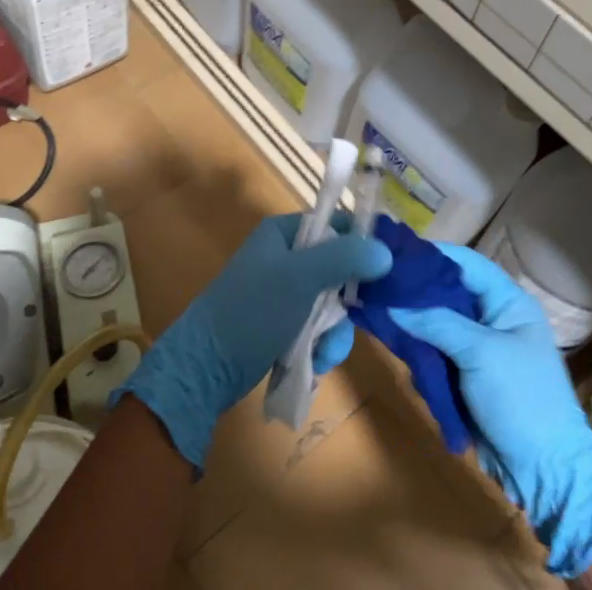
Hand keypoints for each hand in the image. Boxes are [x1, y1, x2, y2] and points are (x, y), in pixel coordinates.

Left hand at [114, 212, 391, 469]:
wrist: (204, 368)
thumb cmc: (251, 311)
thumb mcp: (300, 278)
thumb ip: (344, 258)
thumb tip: (385, 250)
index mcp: (283, 234)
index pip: (336, 224)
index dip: (363, 243)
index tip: (387, 269)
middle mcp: (285, 257)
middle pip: (340, 269)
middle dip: (346, 302)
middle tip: (351, 318)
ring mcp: (283, 293)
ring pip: (331, 304)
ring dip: (333, 332)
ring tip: (322, 353)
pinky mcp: (282, 324)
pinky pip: (316, 328)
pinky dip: (319, 346)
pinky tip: (313, 364)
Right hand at [391, 243, 591, 577]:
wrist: (544, 469)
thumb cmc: (521, 398)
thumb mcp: (481, 354)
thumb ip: (438, 323)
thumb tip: (393, 303)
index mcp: (509, 303)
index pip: (467, 264)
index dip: (432, 256)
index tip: (392, 253)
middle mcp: (494, 319)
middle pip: (448, 294)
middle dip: (416, 295)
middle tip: (375, 289)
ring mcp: (481, 350)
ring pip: (437, 326)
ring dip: (415, 329)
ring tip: (379, 320)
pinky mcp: (468, 377)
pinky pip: (437, 355)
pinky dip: (421, 357)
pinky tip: (399, 354)